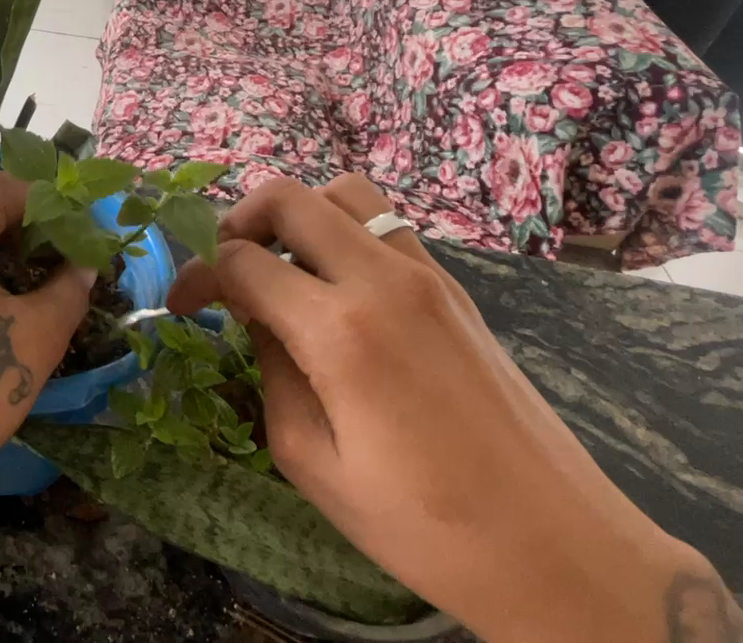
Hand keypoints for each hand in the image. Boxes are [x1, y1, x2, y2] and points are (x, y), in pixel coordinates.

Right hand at [170, 174, 742, 642]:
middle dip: (237, 221)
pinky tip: (334, 287)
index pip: (241, 261)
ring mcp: (427, 276)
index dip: (197, 275)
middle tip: (226, 270)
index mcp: (339, 331)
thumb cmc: (425, 526)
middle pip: (288, 196)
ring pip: (343, 192)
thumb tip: (255, 317)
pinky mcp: (455, 288)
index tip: (183, 305)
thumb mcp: (312, 462)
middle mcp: (383, 281)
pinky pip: (384, 224)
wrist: (559, 549)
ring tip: (282, 266)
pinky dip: (342, 232)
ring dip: (297, 215)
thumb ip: (270, 369)